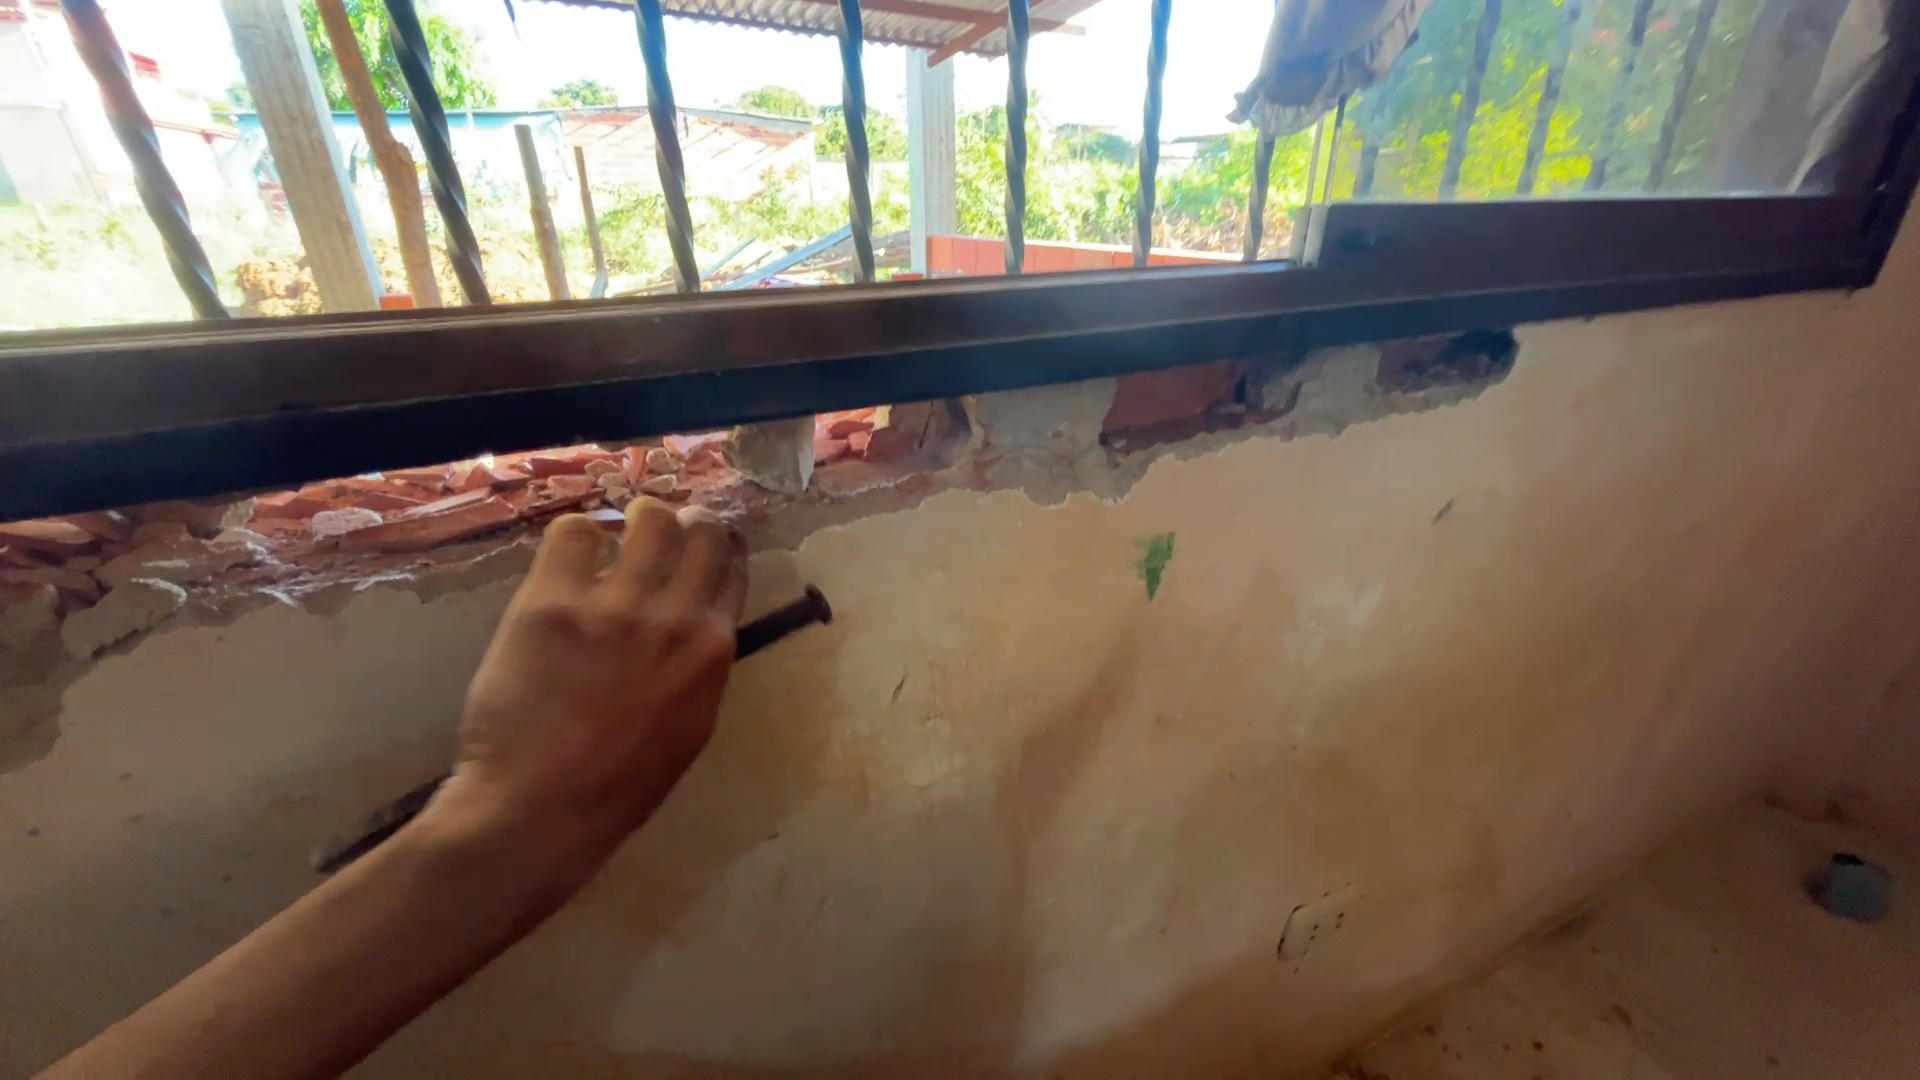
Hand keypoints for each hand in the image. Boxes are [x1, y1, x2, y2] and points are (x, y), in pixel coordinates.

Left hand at [430, 498, 747, 881]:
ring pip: (646, 519)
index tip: (707, 540)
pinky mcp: (551, 602)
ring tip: (620, 531)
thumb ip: (703, 661)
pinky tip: (572, 556)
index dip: (722, 546)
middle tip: (666, 526)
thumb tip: (698, 617)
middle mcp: (674, 615)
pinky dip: (578, 534)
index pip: (733, 567)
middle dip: (689, 520)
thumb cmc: (626, 779)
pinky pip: (573, 532)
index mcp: (713, 646)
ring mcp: (614, 605)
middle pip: (700, 530)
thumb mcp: (695, 721)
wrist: (541, 807)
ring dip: (638, 519)